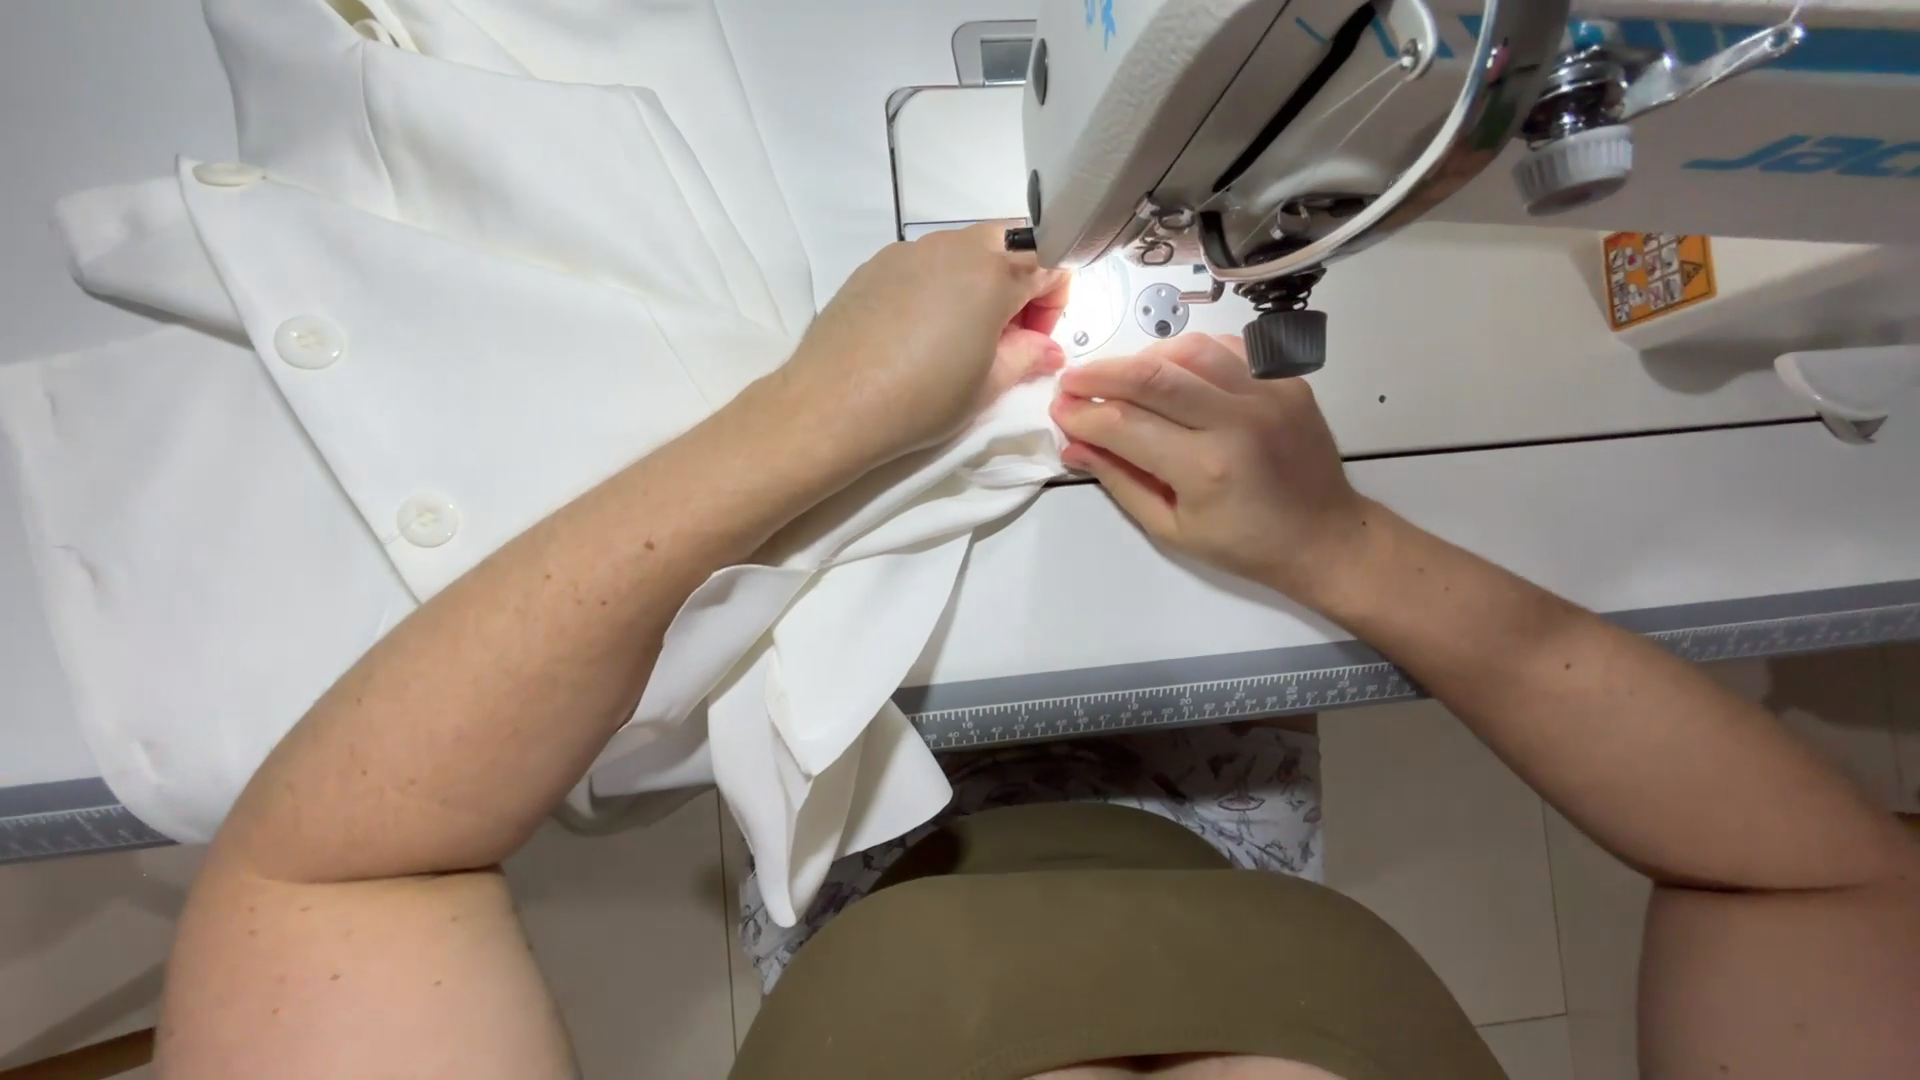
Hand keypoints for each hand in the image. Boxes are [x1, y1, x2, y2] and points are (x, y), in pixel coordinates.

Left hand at [777, 224, 1070, 466]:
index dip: (1053, 303)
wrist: (833, 404)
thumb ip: (1028, 357)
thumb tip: (1048, 350)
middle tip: (1001, 341)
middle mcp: (953, 246)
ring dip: (977, 288)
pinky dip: (937, 290)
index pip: (1051, 261)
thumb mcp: (988, 386)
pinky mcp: (875, 264)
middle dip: (1018, 288)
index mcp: (994, 271)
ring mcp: (909, 250)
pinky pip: (924, 265)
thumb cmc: (922, 399)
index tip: (1034, 343)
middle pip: (1008, 246)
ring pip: (963, 253)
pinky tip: (915, 336)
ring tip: (955, 342)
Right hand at [1050, 334, 1367, 595]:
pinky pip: (1225, 347)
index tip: (1059, 412)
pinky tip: (1169, 370)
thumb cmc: (1244, 544)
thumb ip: (1120, 481)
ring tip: (1117, 377)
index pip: (1125, 424)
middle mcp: (1238, 420)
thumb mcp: (1170, 527)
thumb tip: (1075, 445)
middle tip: (1071, 380)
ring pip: (1187, 349)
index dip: (1083, 415)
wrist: (1322, 535)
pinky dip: (1187, 352)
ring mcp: (1267, 392)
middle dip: (1100, 374)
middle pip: (1151, 375)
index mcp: (1206, 468)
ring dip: (1141, 359)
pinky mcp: (1285, 379)